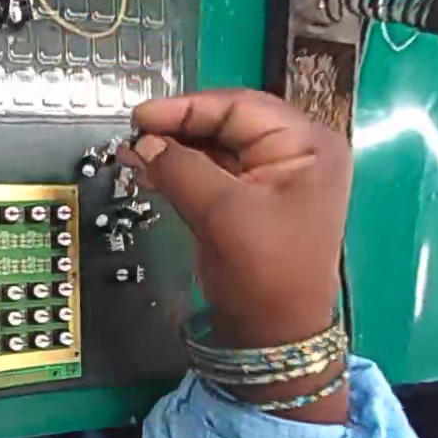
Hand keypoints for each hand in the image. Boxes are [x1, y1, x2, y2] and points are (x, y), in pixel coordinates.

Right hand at [120, 90, 351, 348]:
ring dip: (171, 150)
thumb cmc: (263, 269)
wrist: (270, 328)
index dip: (186, 108)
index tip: (141, 117)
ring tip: (132, 153)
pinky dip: (175, 171)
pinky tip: (147, 170)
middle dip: (176, 129)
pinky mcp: (243, 201)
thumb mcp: (222, 213)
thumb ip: (181, 170)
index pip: (239, 108)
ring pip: (211, 149)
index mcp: (305, 145)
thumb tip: (143, 144)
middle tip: (134, 135)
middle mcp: (290, 153)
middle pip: (225, 125)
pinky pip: (206, 174)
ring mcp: (266, 178)